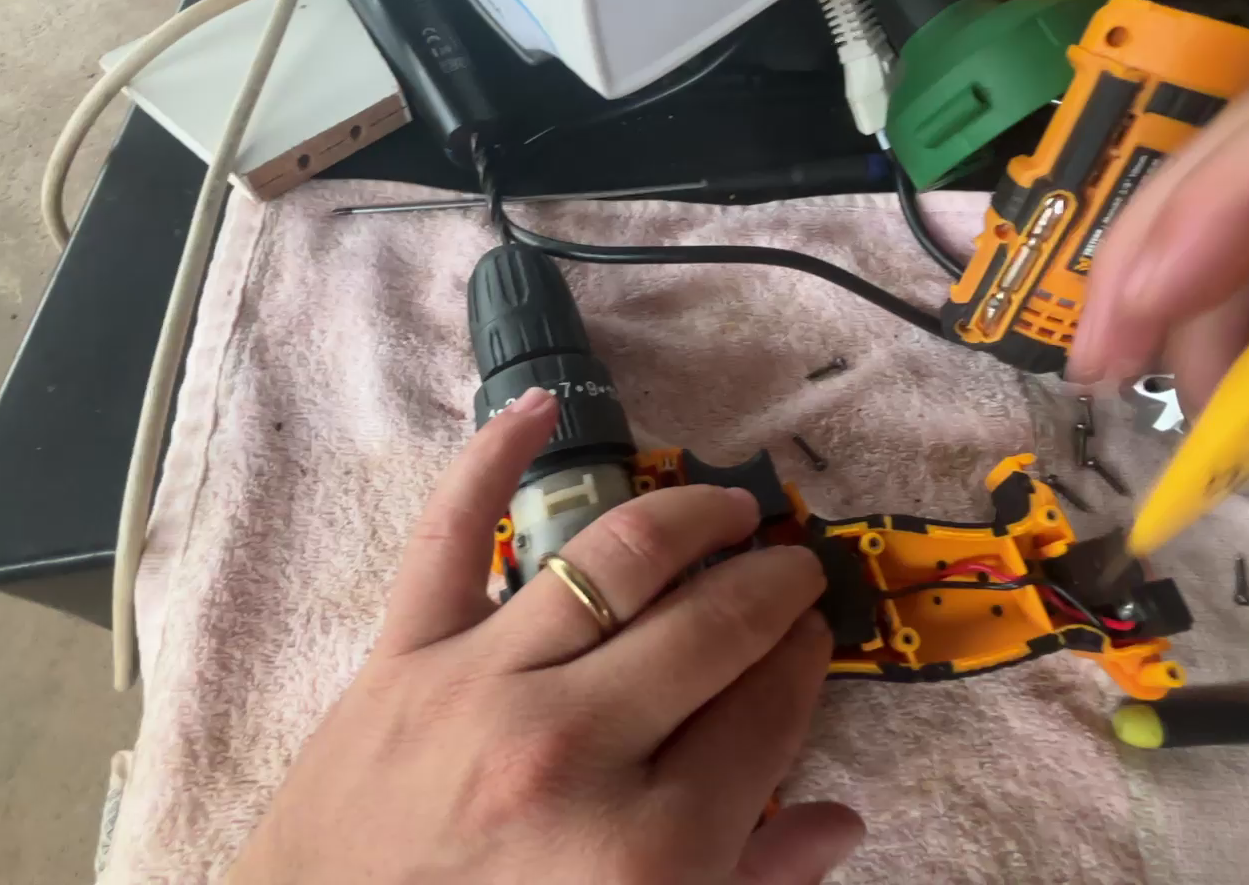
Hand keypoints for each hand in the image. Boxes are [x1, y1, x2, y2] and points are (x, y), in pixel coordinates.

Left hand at [228, 387, 863, 884]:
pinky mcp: (405, 647)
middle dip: (771, 584)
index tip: (811, 633)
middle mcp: (572, 753)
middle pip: (712, 629)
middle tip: (790, 563)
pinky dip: (493, 456)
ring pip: (618, 559)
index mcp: (647, 857)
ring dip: (692, 514)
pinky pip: (453, 529)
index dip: (802, 665)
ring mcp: (481, 685)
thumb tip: (844, 822)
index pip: (766, 720)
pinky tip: (542, 408)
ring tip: (726, 506)